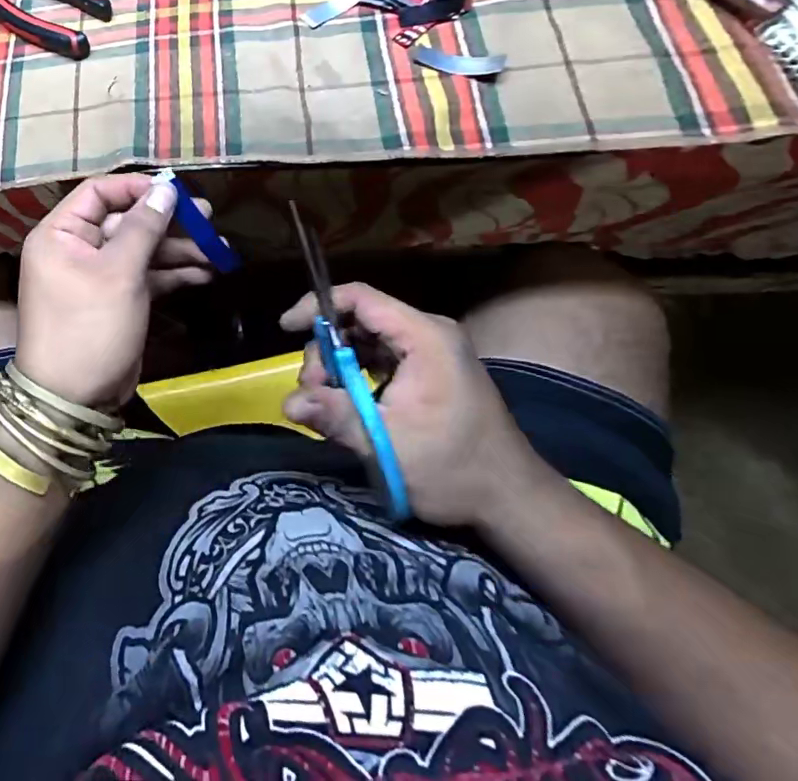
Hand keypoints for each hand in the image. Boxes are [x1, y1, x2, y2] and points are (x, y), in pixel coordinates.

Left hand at [16, 174, 211, 408]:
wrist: (74, 398)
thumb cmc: (89, 327)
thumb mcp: (118, 274)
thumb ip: (143, 227)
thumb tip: (165, 189)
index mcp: (60, 234)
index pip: (98, 193)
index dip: (138, 188)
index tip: (177, 191)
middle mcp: (75, 249)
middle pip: (125, 221)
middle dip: (168, 222)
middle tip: (209, 219)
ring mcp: (96, 276)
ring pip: (140, 250)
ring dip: (178, 250)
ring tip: (219, 252)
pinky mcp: (115, 299)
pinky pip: (145, 276)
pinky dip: (172, 275)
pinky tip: (205, 274)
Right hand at [278, 283, 554, 527]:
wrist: (511, 499)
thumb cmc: (454, 469)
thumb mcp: (388, 445)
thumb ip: (337, 418)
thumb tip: (290, 404)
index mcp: (424, 338)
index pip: (359, 298)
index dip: (317, 306)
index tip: (285, 328)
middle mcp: (427, 334)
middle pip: (355, 320)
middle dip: (324, 352)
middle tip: (315, 393)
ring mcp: (428, 352)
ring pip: (361, 340)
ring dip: (336, 367)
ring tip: (331, 406)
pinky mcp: (426, 370)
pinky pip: (376, 357)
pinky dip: (353, 375)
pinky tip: (349, 405)